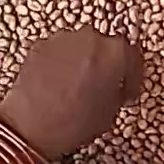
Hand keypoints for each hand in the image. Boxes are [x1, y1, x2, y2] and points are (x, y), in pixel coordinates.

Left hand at [0, 30, 143, 159]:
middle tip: (103, 88)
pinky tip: (57, 85)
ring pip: (80, 48)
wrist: (30, 126)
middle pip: (105, 49)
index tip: (129, 91)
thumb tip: (116, 90)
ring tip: (77, 88)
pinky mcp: (39, 46)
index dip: (132, 78)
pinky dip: (61, 64)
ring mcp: (63, 39)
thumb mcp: (109, 114)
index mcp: (115, 52)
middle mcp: (90, 37)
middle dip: (106, 67)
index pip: (133, 58)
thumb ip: (118, 93)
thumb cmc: (73, 123)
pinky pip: (58, 53)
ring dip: (82, 63)